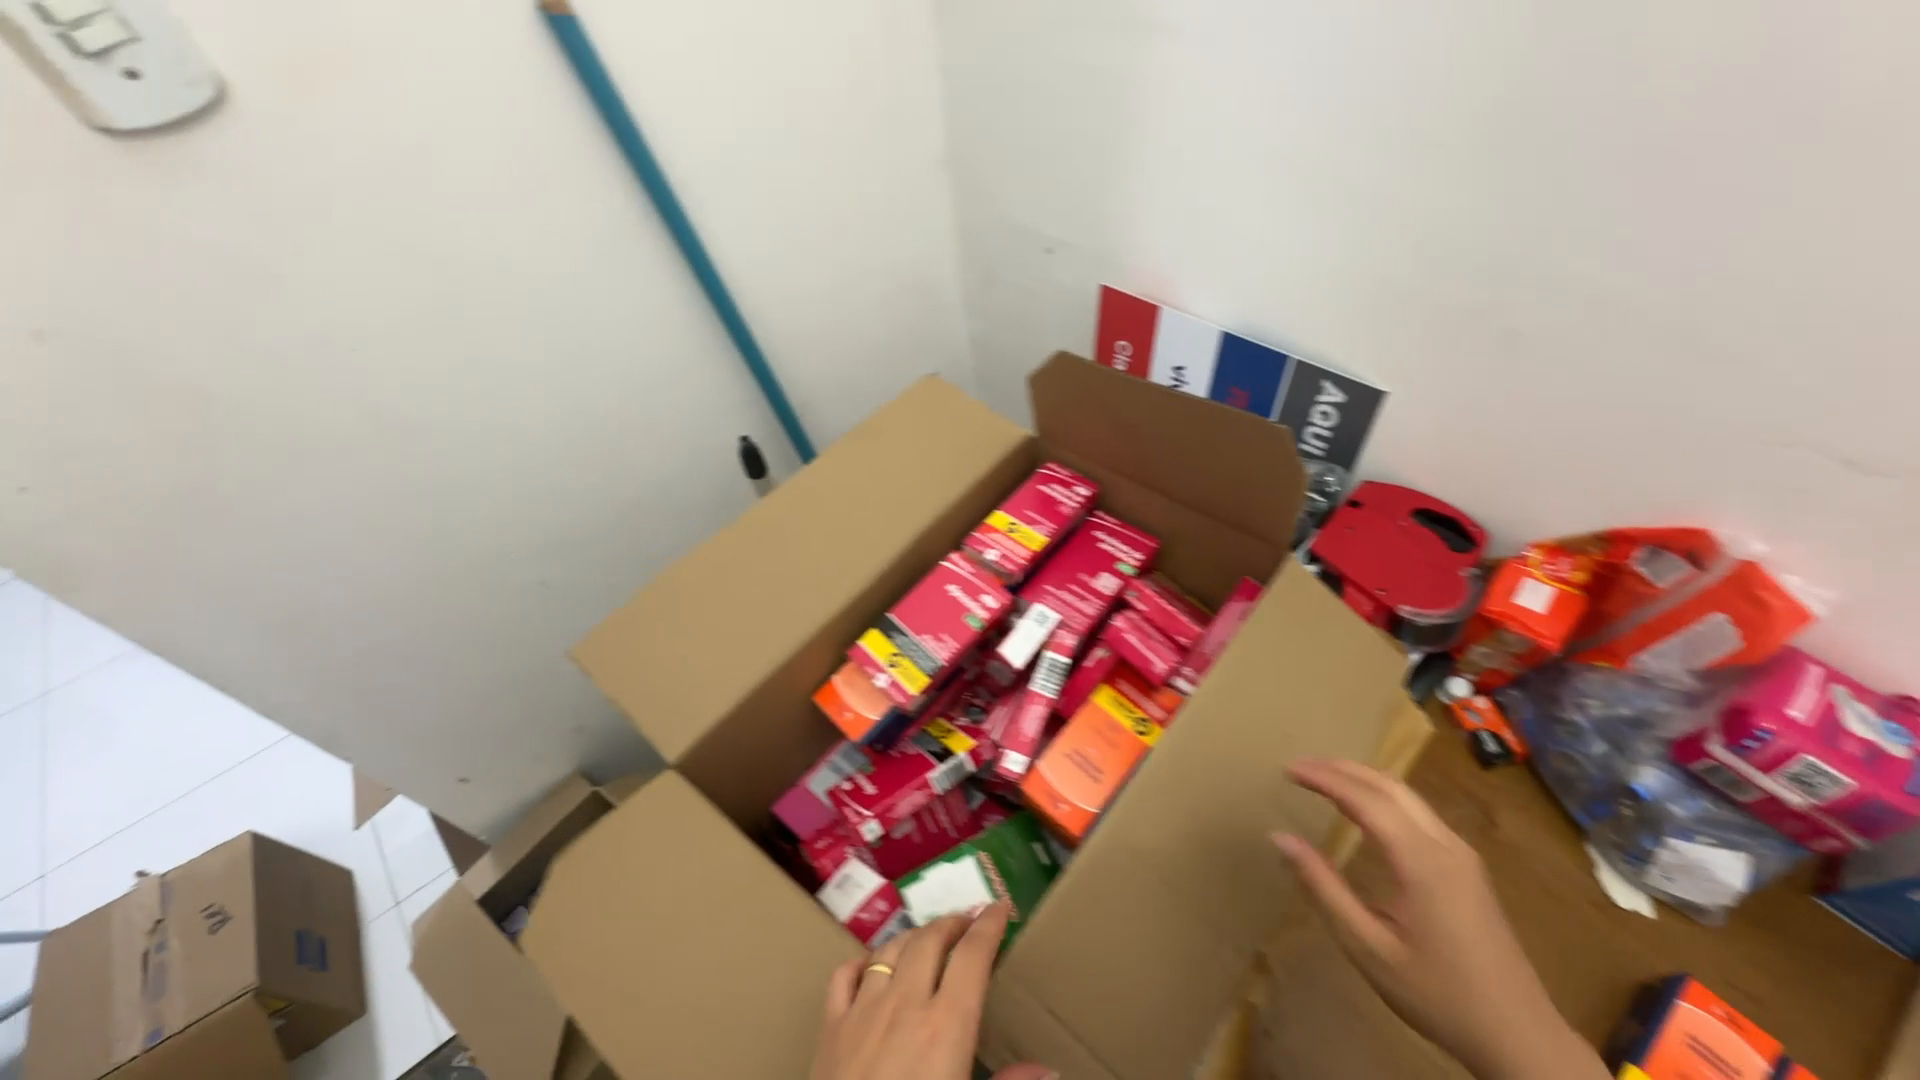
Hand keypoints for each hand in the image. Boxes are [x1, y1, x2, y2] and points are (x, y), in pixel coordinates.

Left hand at [810, 902, 1053, 1079]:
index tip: (1001, 907)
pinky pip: (845, 975)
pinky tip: (873, 965)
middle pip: (930, 941)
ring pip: (890, 949)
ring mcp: (863, 1011)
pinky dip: (864, 961)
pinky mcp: (831, 1027)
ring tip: (929, 938)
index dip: (988, 926)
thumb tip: (1050, 1071)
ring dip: (914, 936)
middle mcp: (905, 1004)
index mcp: (947, 1025)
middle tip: (968, 921)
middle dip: (952, 923)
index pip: (972, 956)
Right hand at [1272, 758, 1607, 1079]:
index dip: (1325, 778)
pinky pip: (1421, 816)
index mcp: (1423, 862)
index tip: (1288, 768)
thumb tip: (1280, 838)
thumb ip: (1323, 888)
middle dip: (1344, 769)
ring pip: (1410, 798)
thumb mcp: (1368, 947)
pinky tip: (1366, 812)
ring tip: (1325, 779)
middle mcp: (1447, 847)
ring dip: (1365, 781)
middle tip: (1301, 765)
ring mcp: (1463, 857)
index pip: (1366, 800)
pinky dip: (1384, 799)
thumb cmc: (1438, 995)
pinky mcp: (1469, 870)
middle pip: (1392, 787)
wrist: (1520, 1036)